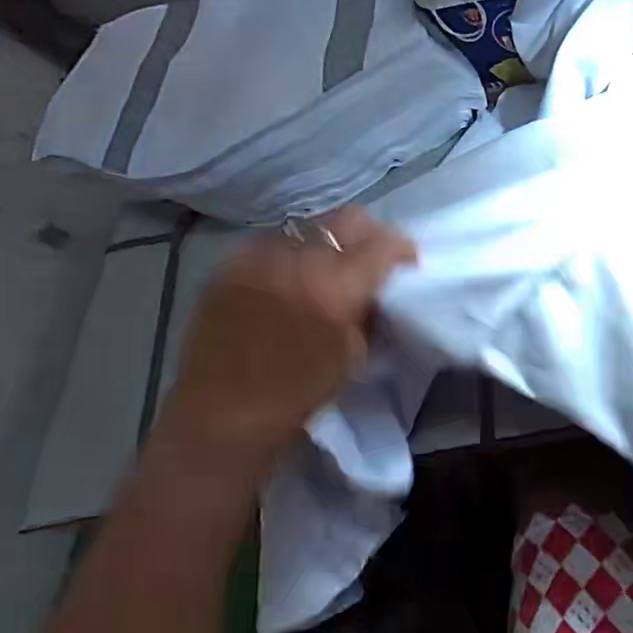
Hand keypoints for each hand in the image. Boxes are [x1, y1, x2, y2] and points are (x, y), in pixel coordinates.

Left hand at [160, 208, 415, 475]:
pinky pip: (274, 242)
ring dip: (329, 242)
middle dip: (370, 234)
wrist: (224, 414)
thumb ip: (369, 308)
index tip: (408, 262)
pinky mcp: (230, 265)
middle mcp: (297, 260)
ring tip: (329, 267)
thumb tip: (377, 286)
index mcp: (335, 288)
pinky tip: (292, 278)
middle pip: (348, 219)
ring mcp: (258, 257)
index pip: (384, 243)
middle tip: (373, 259)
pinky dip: (293, 253)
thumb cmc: (299, 392)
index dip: (403, 248)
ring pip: (310, 226)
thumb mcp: (354, 353)